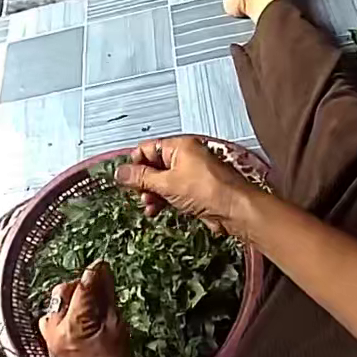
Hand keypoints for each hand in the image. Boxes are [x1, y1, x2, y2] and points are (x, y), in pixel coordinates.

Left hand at [39, 260, 137, 356]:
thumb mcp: (117, 325)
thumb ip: (105, 296)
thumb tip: (102, 271)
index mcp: (74, 326)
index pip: (81, 289)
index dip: (92, 274)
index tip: (101, 265)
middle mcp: (55, 331)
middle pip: (61, 293)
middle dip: (79, 286)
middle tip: (97, 286)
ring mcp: (49, 340)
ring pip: (54, 305)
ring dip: (69, 300)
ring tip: (87, 304)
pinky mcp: (50, 346)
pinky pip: (51, 320)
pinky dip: (63, 313)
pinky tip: (79, 316)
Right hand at [114, 137, 254, 232]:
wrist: (236, 210)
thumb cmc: (210, 190)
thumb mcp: (166, 183)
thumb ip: (141, 178)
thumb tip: (120, 172)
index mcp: (180, 146)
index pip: (147, 148)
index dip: (135, 163)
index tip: (126, 178)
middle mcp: (186, 156)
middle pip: (154, 165)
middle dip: (144, 181)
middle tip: (137, 193)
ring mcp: (192, 173)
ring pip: (163, 181)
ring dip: (152, 193)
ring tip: (148, 205)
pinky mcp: (196, 190)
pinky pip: (173, 191)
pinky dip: (164, 199)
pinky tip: (157, 209)